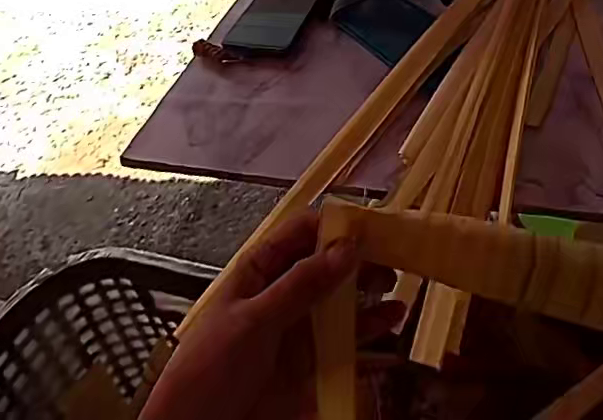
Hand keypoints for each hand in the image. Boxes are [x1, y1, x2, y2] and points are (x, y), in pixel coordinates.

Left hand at [142, 211, 404, 419]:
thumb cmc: (205, 376)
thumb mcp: (251, 323)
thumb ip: (301, 284)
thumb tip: (348, 247)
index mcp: (260, 271)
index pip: (304, 231)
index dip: (335, 226)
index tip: (369, 230)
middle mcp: (284, 292)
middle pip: (330, 262)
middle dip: (362, 259)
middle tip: (392, 260)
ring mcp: (299, 328)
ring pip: (344, 299)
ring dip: (371, 293)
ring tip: (397, 294)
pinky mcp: (310, 363)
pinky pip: (346, 340)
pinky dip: (370, 332)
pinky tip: (390, 327)